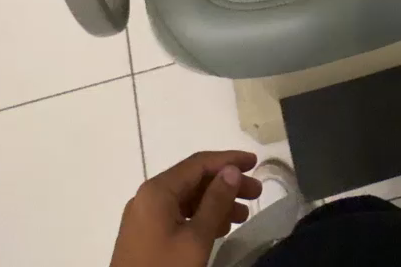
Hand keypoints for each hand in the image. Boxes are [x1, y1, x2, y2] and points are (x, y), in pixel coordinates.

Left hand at [110, 150, 263, 266]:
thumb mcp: (196, 240)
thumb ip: (215, 202)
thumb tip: (231, 170)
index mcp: (157, 190)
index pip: (198, 163)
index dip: (229, 160)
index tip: (255, 162)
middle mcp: (148, 196)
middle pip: (193, 180)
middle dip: (225, 184)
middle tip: (256, 193)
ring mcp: (144, 217)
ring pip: (186, 199)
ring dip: (215, 202)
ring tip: (243, 214)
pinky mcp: (145, 236)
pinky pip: (177, 215)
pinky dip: (200, 217)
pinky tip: (220, 227)